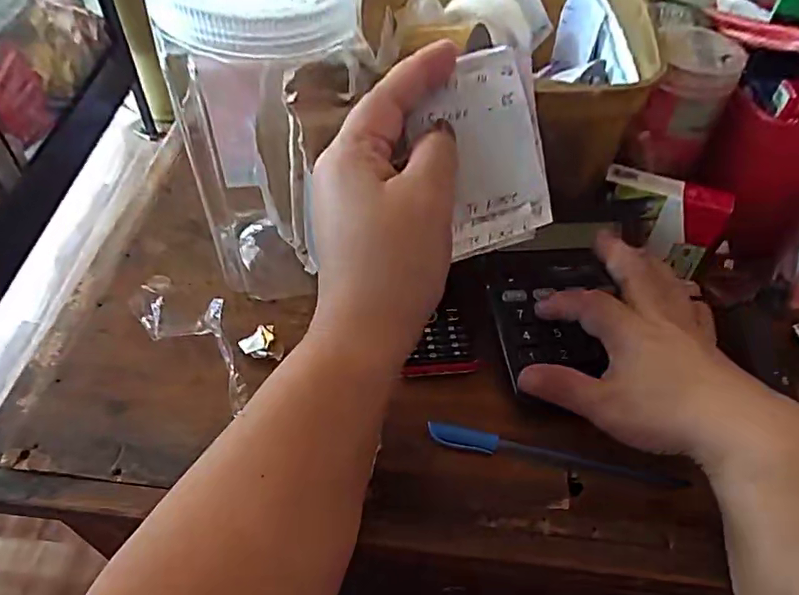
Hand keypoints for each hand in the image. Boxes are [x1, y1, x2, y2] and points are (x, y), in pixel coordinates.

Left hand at [307, 41, 458, 361]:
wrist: (364, 336)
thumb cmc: (395, 267)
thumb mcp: (427, 200)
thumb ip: (437, 154)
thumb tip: (438, 137)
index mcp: (348, 153)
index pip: (389, 96)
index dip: (424, 72)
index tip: (454, 54)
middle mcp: (337, 173)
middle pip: (385, 128)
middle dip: (424, 111)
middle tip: (462, 97)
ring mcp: (342, 207)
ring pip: (389, 164)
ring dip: (423, 153)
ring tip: (458, 143)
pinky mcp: (354, 236)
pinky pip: (389, 195)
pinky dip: (416, 186)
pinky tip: (440, 193)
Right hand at [520, 233, 798, 466]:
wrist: (728, 420)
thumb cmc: (661, 413)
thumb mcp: (603, 406)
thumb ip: (564, 388)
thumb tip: (524, 375)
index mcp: (627, 330)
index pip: (589, 305)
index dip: (563, 302)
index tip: (543, 305)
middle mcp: (658, 319)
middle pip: (636, 275)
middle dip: (617, 255)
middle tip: (604, 237)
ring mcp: (688, 330)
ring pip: (668, 285)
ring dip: (651, 265)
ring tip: (643, 254)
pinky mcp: (709, 346)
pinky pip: (695, 310)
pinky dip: (685, 298)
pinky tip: (688, 301)